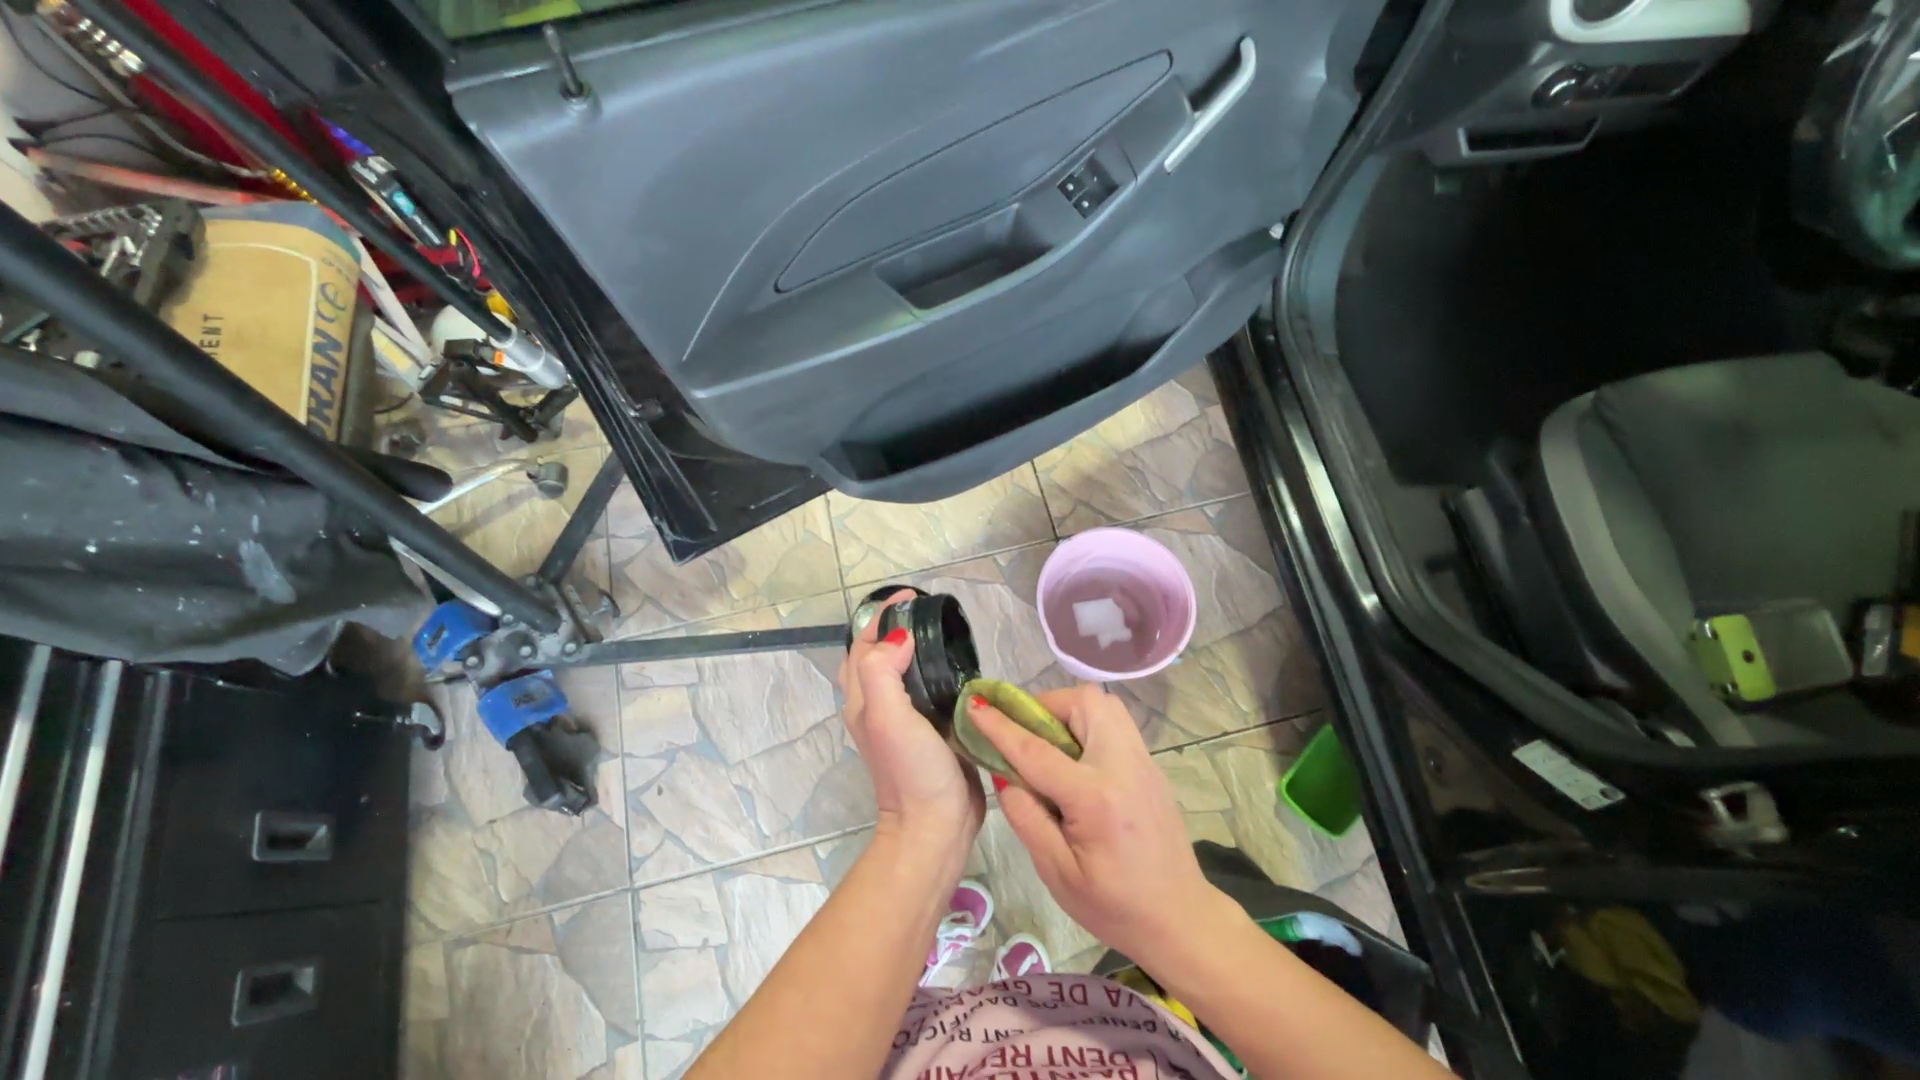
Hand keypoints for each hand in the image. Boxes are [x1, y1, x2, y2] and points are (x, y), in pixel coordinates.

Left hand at [840, 591, 984, 860]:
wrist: (936, 825)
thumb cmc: (910, 770)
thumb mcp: (886, 716)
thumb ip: (883, 672)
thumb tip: (899, 638)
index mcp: (864, 701)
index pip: (864, 646)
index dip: (881, 616)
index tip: (912, 597)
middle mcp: (880, 708)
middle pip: (880, 657)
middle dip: (897, 628)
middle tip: (929, 611)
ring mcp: (907, 722)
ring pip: (906, 673)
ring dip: (919, 649)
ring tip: (946, 632)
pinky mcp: (934, 733)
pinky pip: (932, 692)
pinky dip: (940, 672)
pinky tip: (962, 668)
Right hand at [969, 684, 1225, 964]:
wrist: (1179, 919)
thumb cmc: (1113, 906)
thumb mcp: (1056, 872)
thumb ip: (1026, 817)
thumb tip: (1004, 776)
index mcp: (1095, 798)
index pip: (1036, 750)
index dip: (1000, 725)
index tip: (974, 704)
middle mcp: (1124, 766)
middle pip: (1084, 702)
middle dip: (1046, 706)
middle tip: (1025, 734)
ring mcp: (1145, 763)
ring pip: (1106, 707)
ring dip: (1071, 713)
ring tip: (1050, 746)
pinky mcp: (1152, 769)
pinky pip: (1118, 727)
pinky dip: (1090, 728)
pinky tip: (1077, 765)